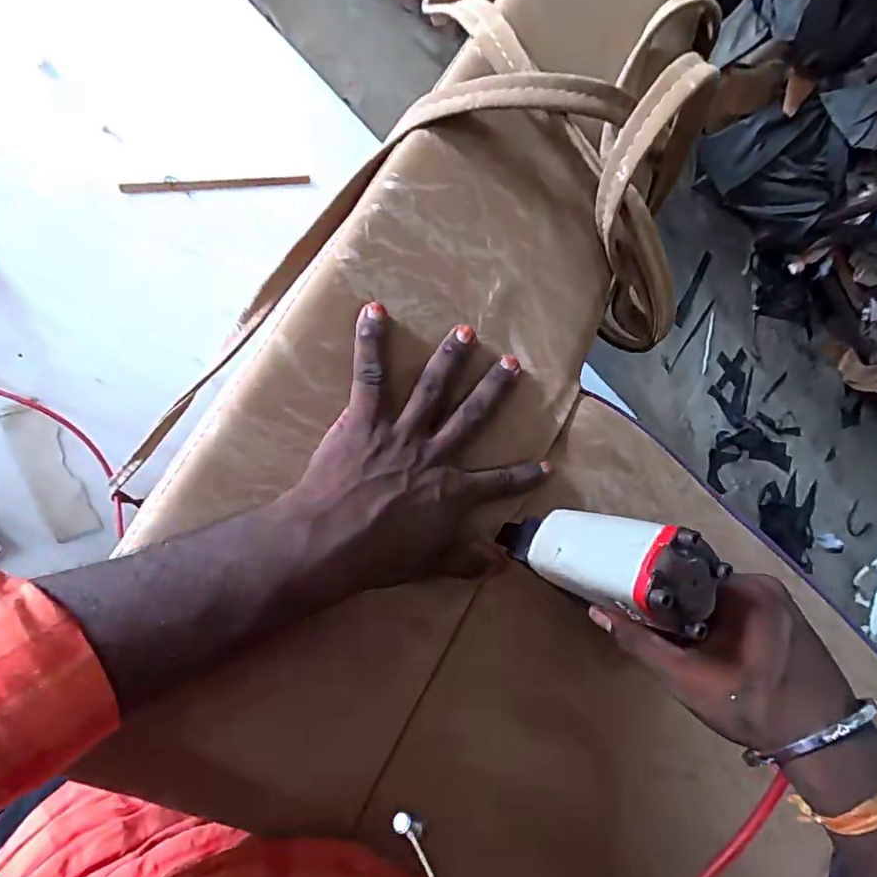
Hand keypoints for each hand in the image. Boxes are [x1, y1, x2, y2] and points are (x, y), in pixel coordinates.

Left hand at [275, 302, 551, 604]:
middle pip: (470, 416)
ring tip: (465, 333)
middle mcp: (433, 454)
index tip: (545, 467)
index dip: (522, 476)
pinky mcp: (364, 419)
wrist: (331, 541)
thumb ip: (466, 560)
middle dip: (493, 389)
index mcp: (451, 491)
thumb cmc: (379, 556)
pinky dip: (370, 343)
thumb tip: (500, 565)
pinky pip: (369, 376)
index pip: (497, 483)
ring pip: (431, 389)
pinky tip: (374, 310)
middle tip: (511, 363)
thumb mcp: (430, 563)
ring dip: (449, 359)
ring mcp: (400, 433)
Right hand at [589, 573, 855, 751]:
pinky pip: (741, 611)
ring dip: (702, 622)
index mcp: (745, 589)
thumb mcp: (688, 679)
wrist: (824, 743)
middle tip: (669, 643)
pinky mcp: (789, 617)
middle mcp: (765, 584)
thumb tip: (599, 611)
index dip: (658, 598)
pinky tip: (721, 655)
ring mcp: (781, 600)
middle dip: (681, 613)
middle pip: (701, 589)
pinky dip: (724, 628)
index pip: (683, 579)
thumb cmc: (754, 709)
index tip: (642, 617)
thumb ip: (642, 643)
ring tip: (692, 653)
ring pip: (719, 602)